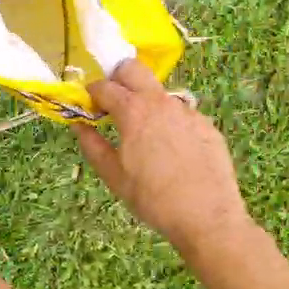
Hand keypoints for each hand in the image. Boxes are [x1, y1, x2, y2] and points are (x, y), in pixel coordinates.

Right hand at [72, 59, 251, 253]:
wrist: (208, 220)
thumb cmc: (153, 198)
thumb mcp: (113, 175)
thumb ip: (91, 145)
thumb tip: (79, 126)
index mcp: (132, 110)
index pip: (103, 86)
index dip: (92, 94)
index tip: (90, 108)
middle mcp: (160, 102)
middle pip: (132, 68)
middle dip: (118, 78)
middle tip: (114, 104)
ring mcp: (187, 111)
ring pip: (159, 92)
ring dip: (146, 103)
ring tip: (147, 135)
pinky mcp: (207, 126)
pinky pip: (182, 113)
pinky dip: (170, 122)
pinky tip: (174, 150)